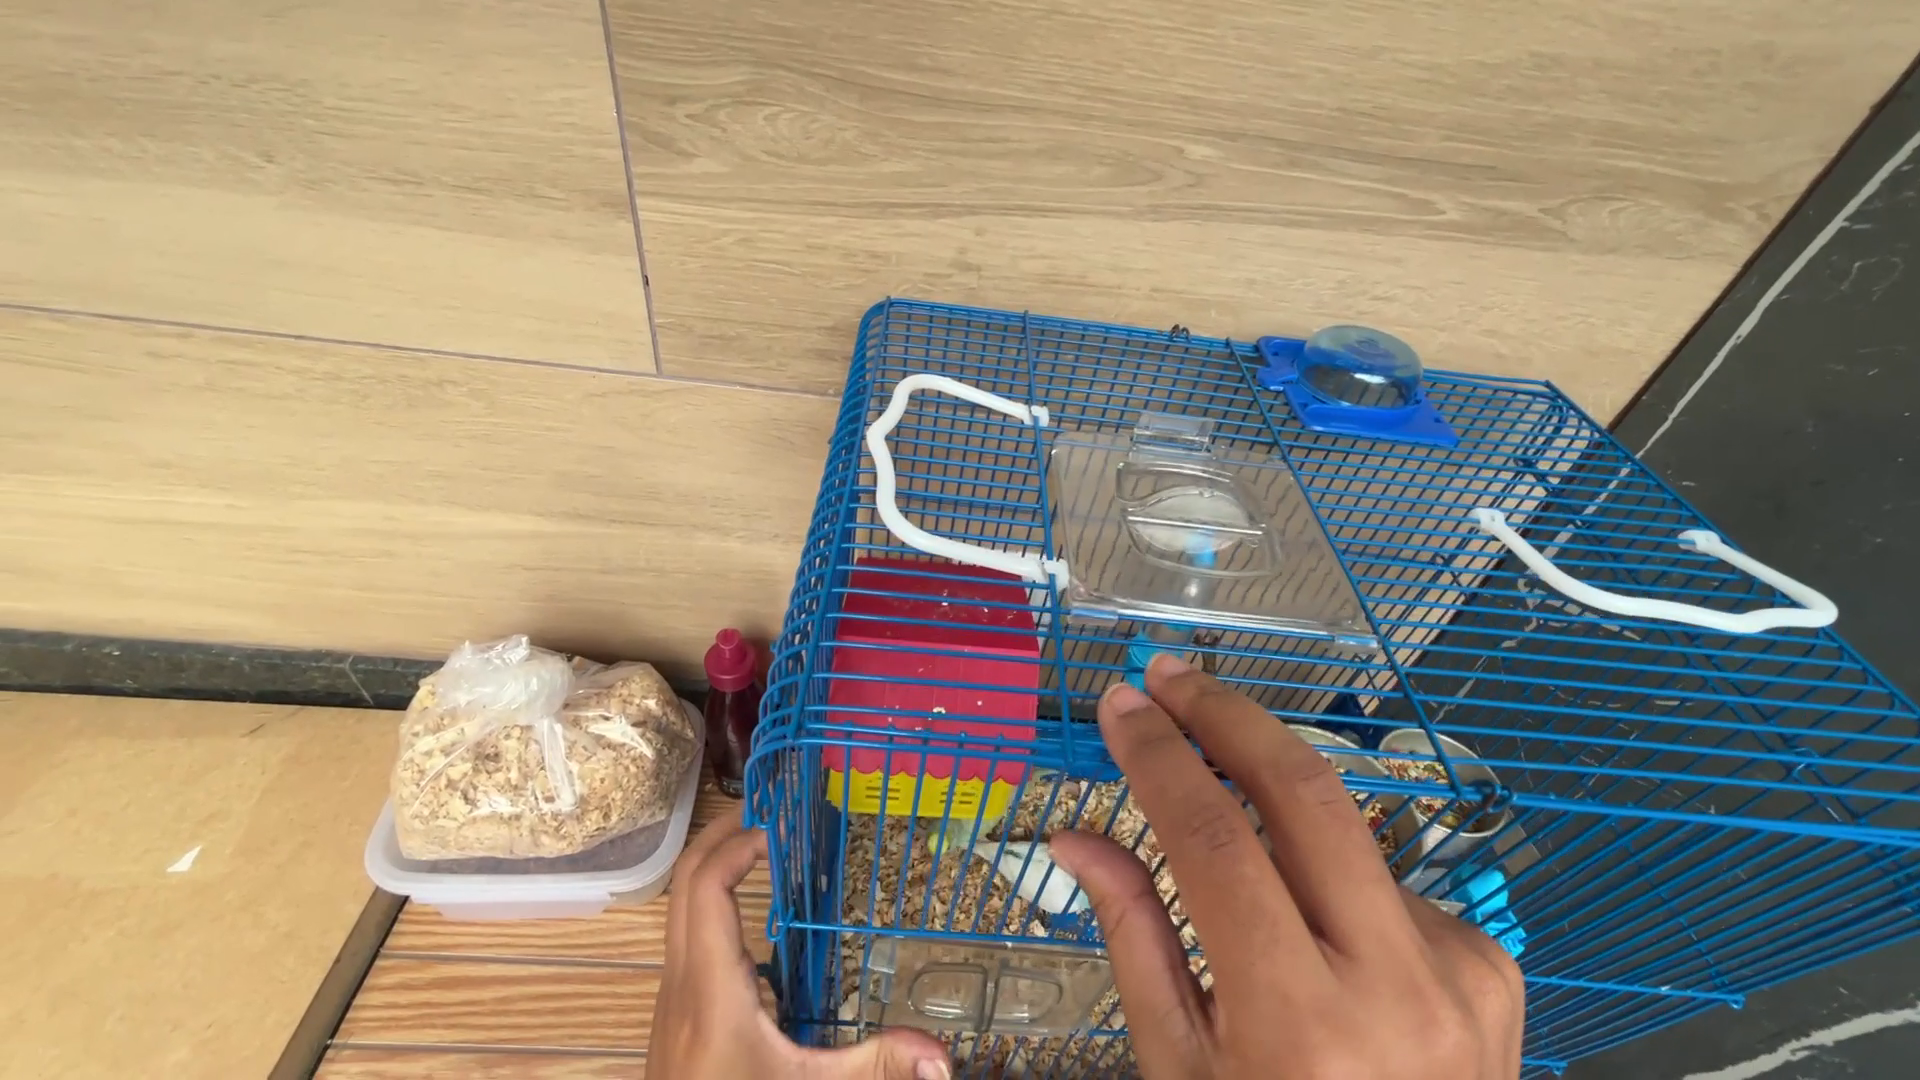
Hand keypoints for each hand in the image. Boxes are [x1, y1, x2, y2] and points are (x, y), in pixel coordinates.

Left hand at [651, 809, 952, 1079]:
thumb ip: (874, 1066)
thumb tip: (942, 1057)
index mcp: (711, 990)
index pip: (706, 889)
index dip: (738, 846)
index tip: (781, 830)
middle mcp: (681, 983)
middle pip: (683, 883)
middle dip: (721, 837)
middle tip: (769, 812)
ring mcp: (672, 998)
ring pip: (678, 908)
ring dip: (713, 867)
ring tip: (761, 849)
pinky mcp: (676, 1013)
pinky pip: (687, 935)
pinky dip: (713, 902)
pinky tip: (753, 921)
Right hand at [1049, 654, 1524, 1078]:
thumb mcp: (1178, 1065)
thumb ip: (1133, 933)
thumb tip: (1074, 838)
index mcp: (1295, 1023)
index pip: (1213, 842)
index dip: (1159, 756)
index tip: (1122, 704)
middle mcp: (1393, 986)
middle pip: (1304, 794)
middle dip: (1227, 713)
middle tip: (1171, 675)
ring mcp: (1459, 970)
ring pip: (1342, 823)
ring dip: (1268, 783)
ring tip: (1216, 778)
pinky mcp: (1490, 965)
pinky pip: (1382, 879)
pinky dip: (1327, 872)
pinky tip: (1315, 921)